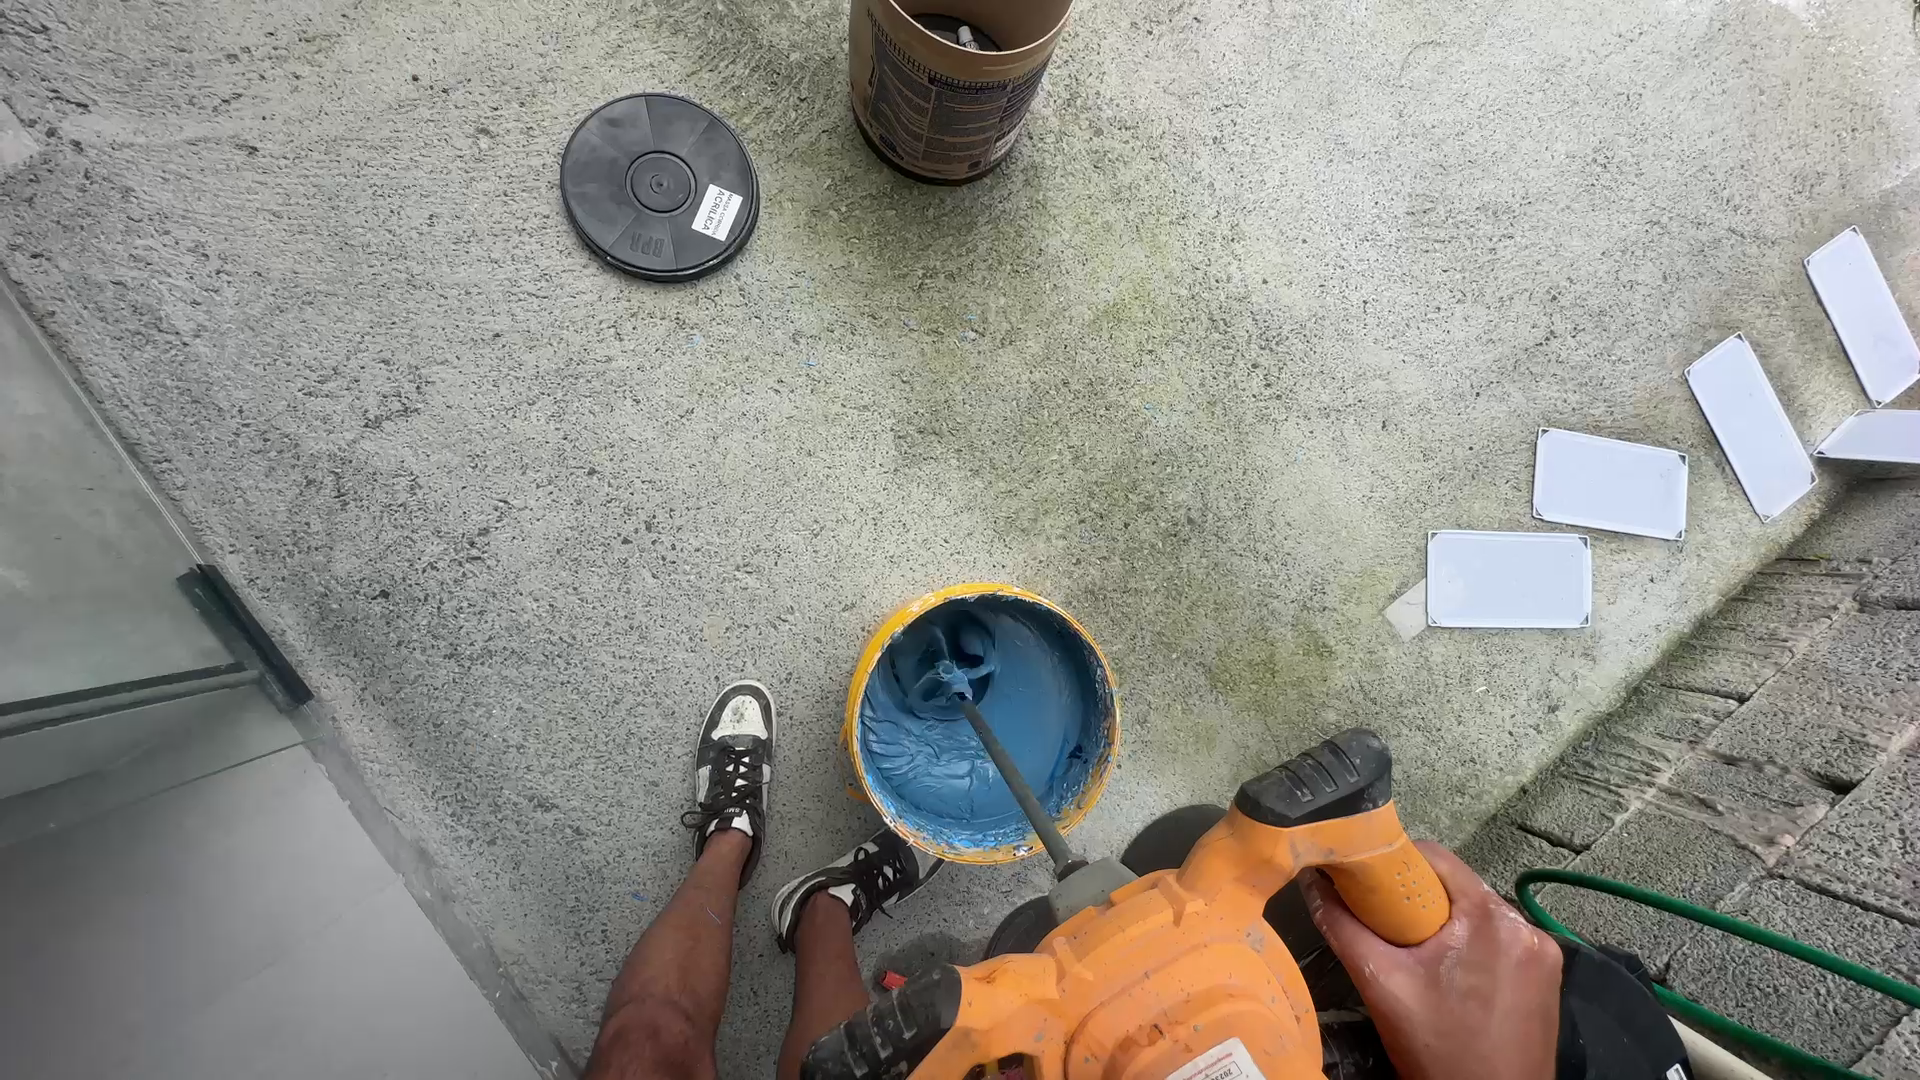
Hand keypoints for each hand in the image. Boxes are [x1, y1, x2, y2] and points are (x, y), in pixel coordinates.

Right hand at [1301, 842, 1561, 1079]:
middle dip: (1413, 895)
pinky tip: (1442, 968)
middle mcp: (1526, 927)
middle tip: (1383, 922)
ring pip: (1471, 908)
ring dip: (1437, 918)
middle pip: (1452, 882)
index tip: (1365, 885)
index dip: (1391, 863)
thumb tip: (1310, 879)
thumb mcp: (1378, 980)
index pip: (1432, 855)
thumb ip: (1340, 922)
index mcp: (1491, 918)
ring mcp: (1542, 952)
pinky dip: (1463, 940)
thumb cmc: (1437, 1047)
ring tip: (1409, 948)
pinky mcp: (1546, 975)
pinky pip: (1492, 934)